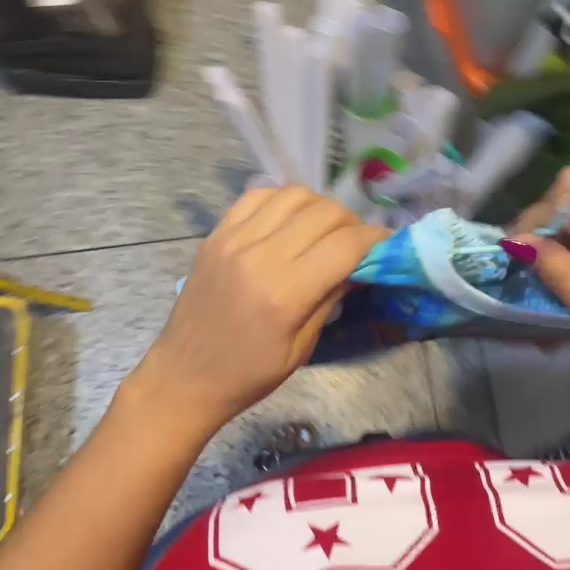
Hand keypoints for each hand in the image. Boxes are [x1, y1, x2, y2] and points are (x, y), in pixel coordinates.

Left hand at [126, 186, 387, 438]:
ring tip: (323, 228)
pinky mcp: (216, 234)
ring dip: (319, 206)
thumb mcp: (301, 348)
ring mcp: (234, 239)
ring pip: (294, 194)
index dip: (374, 239)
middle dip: (351, 222)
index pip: (345, 244)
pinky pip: (258, 195)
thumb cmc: (248, 375)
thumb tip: (358, 264)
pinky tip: (289, 220)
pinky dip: (283, 200)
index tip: (385, 243)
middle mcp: (260, 256)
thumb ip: (331, 298)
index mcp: (284, 294)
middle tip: (355, 241)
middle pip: (324, 212)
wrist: (183, 376)